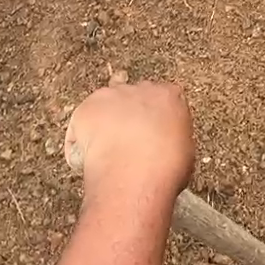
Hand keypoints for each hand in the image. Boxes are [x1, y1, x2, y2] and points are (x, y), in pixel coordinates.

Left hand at [62, 82, 194, 202]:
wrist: (136, 176)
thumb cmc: (165, 169)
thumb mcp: (184, 151)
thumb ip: (172, 136)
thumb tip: (163, 143)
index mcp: (170, 96)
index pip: (162, 97)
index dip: (154, 116)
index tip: (151, 131)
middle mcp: (140, 88)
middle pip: (131, 97)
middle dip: (128, 116)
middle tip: (128, 143)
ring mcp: (111, 96)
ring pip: (104, 108)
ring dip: (104, 125)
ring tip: (106, 154)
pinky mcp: (85, 109)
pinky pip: (79, 124)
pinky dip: (80, 140)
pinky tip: (89, 160)